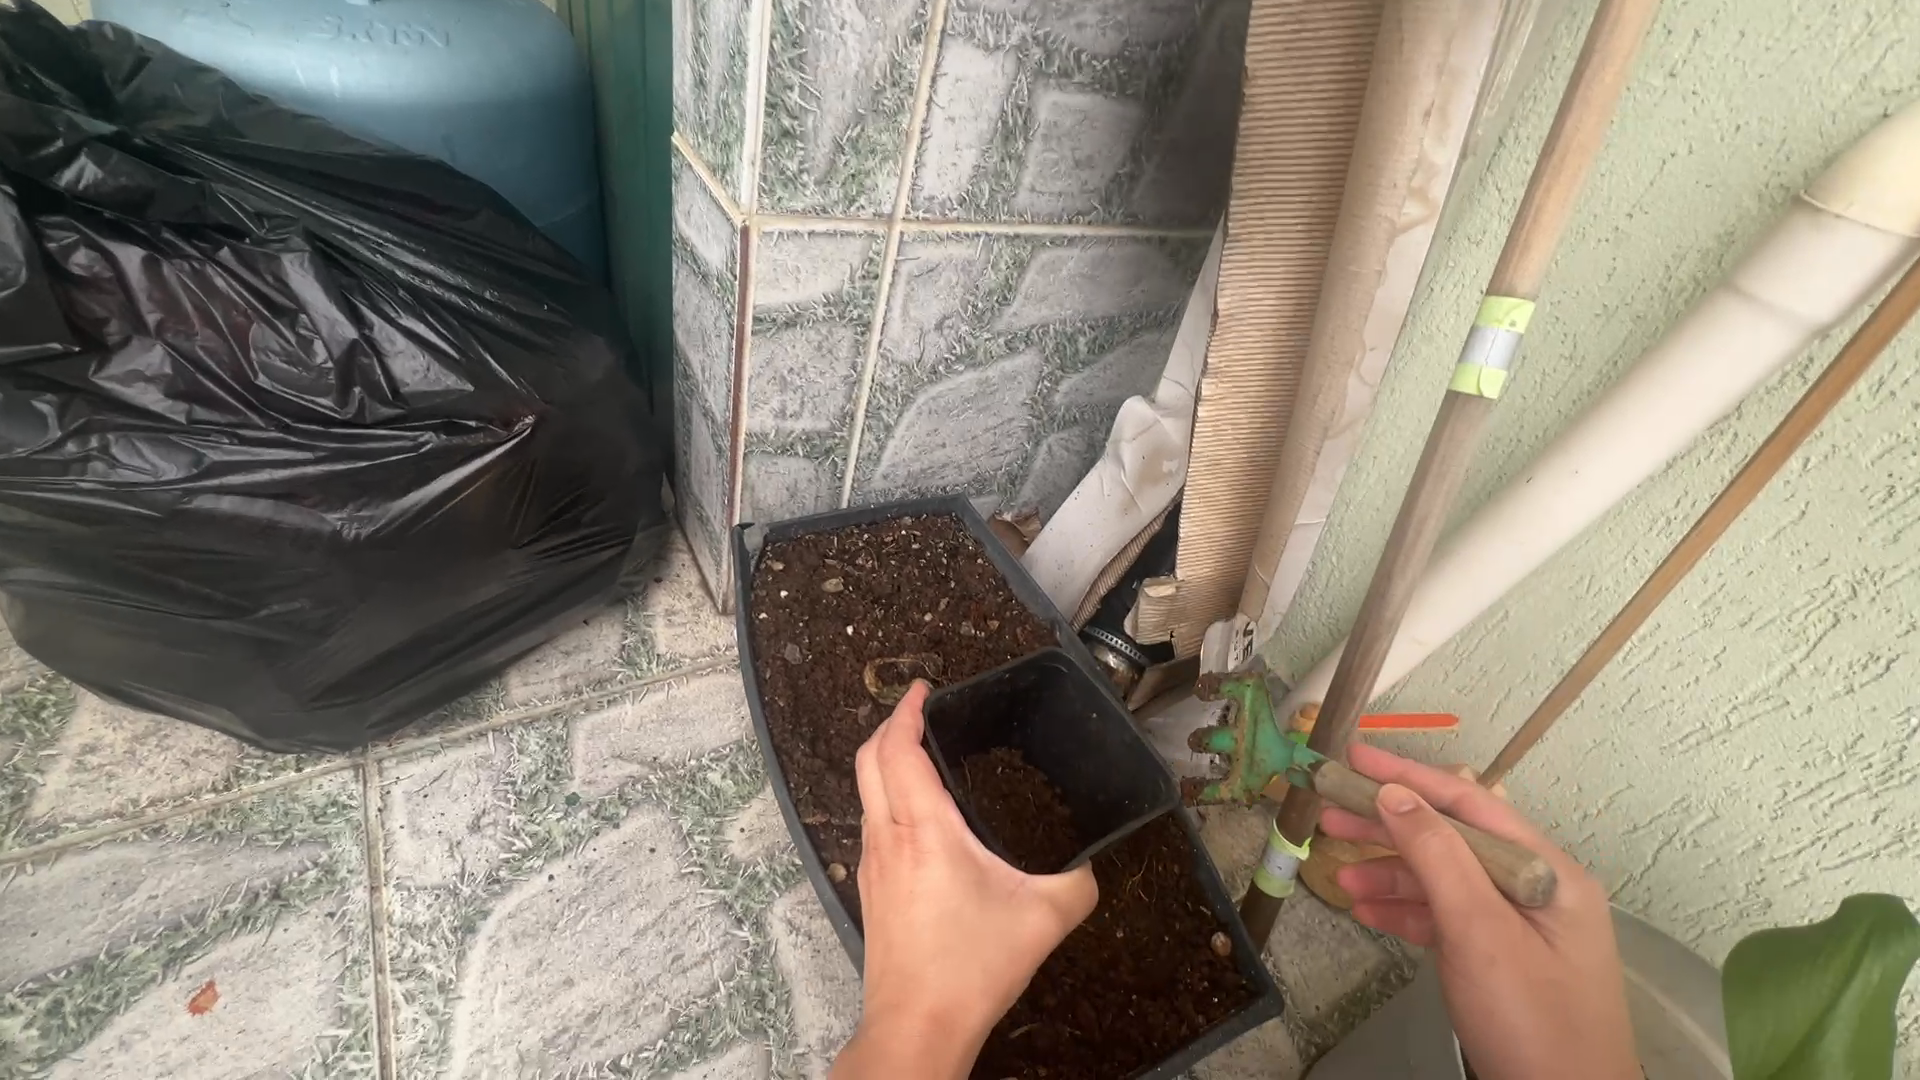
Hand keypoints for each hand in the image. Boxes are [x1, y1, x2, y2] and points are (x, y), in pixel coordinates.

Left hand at [831, 682, 1097, 1079]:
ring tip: (921, 748)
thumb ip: (1078, 880)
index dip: (905, 712)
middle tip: (923, 710)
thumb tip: (1093, 858)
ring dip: (884, 757)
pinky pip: (871, 815)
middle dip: (889, 724)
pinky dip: (886, 789)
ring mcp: (872, 860)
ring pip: (865, 787)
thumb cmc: (972, 966)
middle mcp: (887, 835)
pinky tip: (918, 805)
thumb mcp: (1043, 919)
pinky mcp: (870, 884)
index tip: (924, 689)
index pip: (897, 750)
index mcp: (922, 828)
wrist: (917, 1027)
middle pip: (868, 759)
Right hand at [1319, 743, 1638, 1079]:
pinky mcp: (1496, 953)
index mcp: (1544, 871)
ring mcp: (1515, 922)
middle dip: (1385, 826)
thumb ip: (1435, 853)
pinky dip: (1403, 910)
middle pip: (1447, 836)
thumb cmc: (1530, 1018)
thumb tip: (1393, 793)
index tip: (1351, 756)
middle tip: (1327, 814)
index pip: (1465, 801)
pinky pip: (1442, 914)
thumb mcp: (1477, 930)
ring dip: (1387, 874)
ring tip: (1339, 878)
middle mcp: (1532, 886)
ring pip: (1439, 876)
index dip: (1405, 775)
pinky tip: (1367, 914)